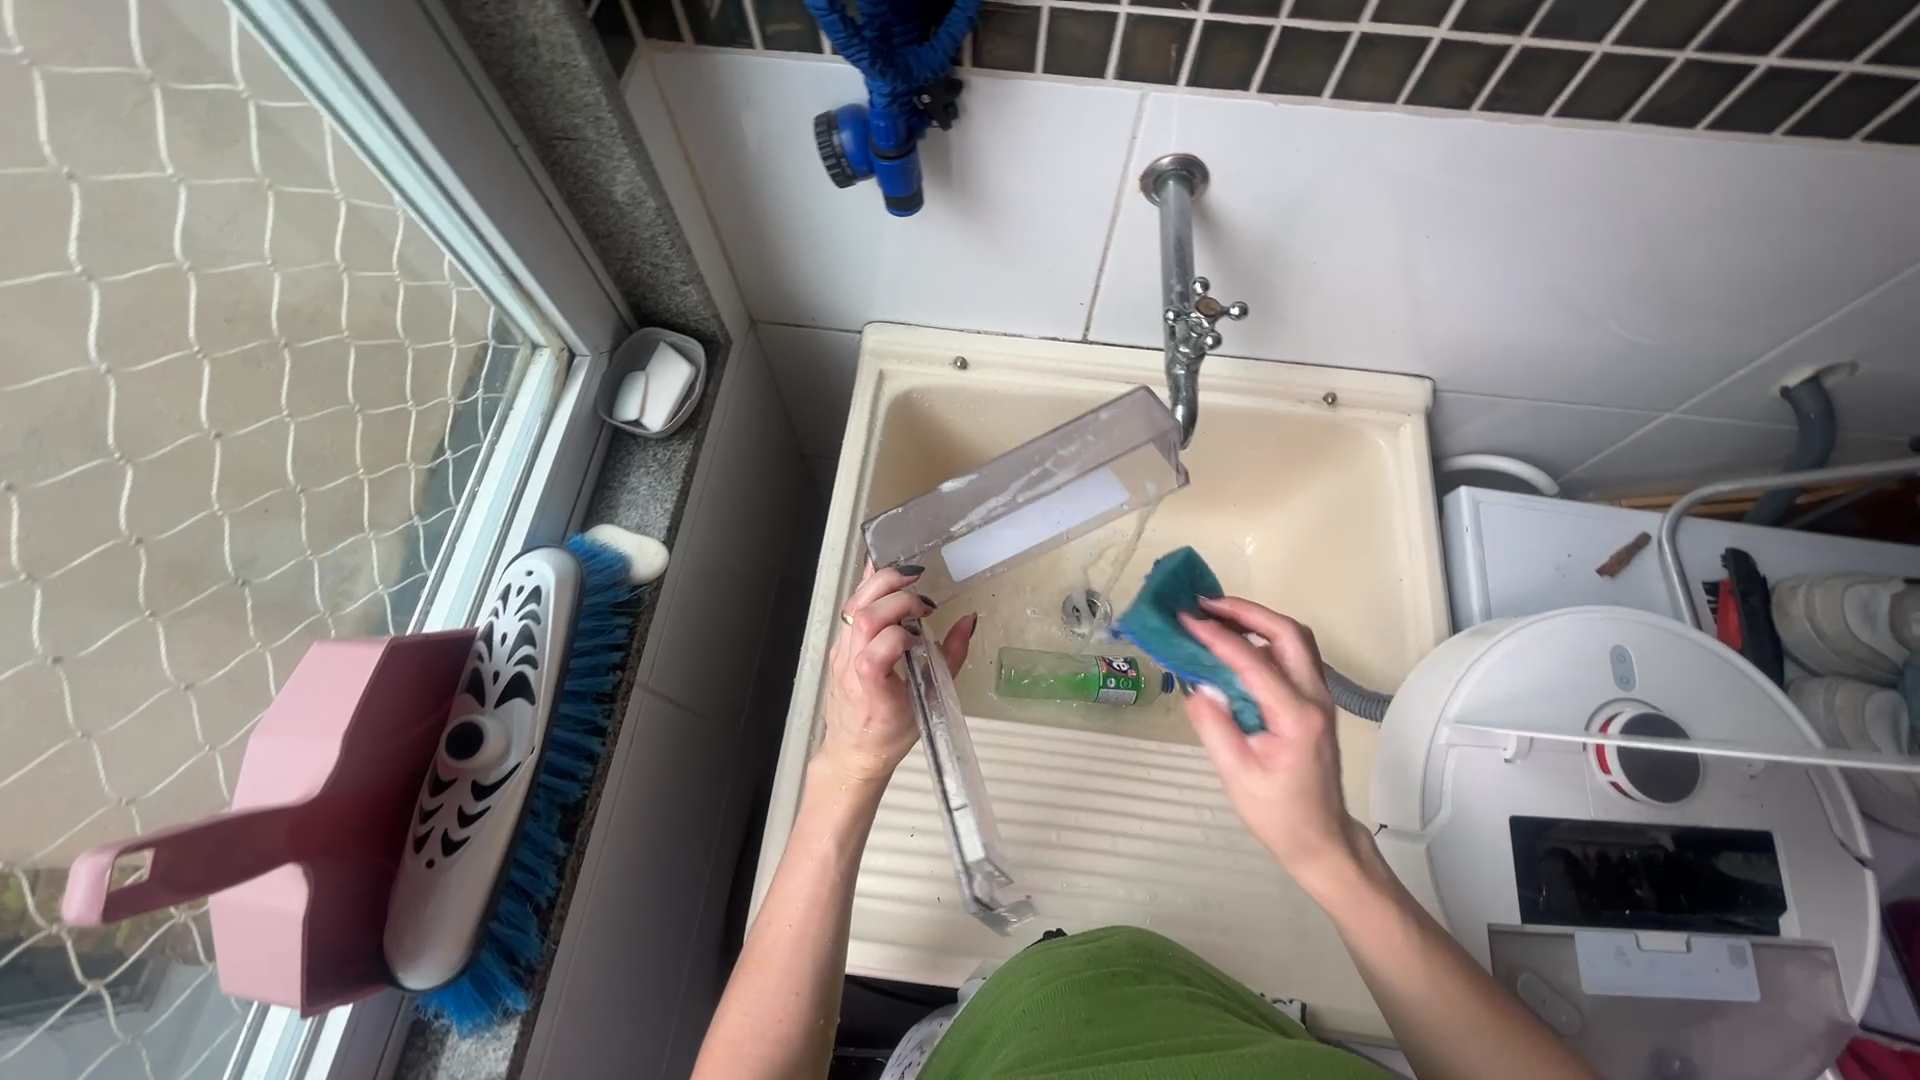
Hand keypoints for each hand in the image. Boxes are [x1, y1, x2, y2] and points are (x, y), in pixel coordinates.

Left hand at [819, 563, 976, 787]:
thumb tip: (968, 622)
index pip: (879, 648)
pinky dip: (868, 588)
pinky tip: (886, 578)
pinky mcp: (839, 646)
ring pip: (852, 606)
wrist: (852, 751)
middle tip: (922, 600)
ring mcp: (840, 653)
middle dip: (896, 595)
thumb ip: (951, 658)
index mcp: (872, 688)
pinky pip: (850, 609)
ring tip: (908, 577)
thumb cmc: (890, 734)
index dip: (904, 633)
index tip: (924, 632)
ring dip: (880, 583)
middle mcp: (849, 666)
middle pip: (863, 615)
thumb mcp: (931, 702)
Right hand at [1180, 596, 1364, 892]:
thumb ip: (1215, 726)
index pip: (1254, 661)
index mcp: (1296, 716)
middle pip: (1289, 634)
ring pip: (1296, 640)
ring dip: (1259, 620)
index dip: (1217, 637)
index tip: (1186, 620)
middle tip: (1206, 604)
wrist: (1321, 838)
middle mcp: (1315, 698)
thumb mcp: (1236, 774)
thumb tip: (1196, 686)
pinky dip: (1265, 638)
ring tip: (1218, 615)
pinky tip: (1236, 643)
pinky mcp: (1314, 702)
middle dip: (1247, 611)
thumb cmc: (1278, 813)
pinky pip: (1294, 656)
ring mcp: (1319, 698)